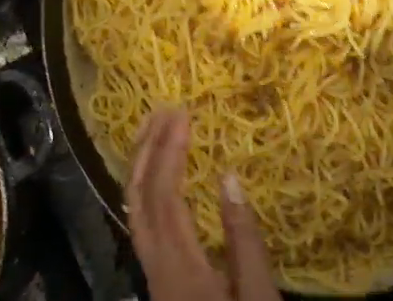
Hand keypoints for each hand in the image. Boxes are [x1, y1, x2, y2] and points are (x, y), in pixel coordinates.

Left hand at [127, 107, 280, 300]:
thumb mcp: (257, 295)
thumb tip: (228, 176)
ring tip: (153, 129)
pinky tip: (154, 174)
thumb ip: (244, 240)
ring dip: (141, 164)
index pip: (164, 195)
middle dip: (149, 148)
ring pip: (134, 208)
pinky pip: (139, 220)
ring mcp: (151, 272)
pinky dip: (143, 187)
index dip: (170, 150)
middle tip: (162, 109)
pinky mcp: (157, 278)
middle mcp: (154, 263)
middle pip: (139, 196)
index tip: (181, 114)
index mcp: (178, 263)